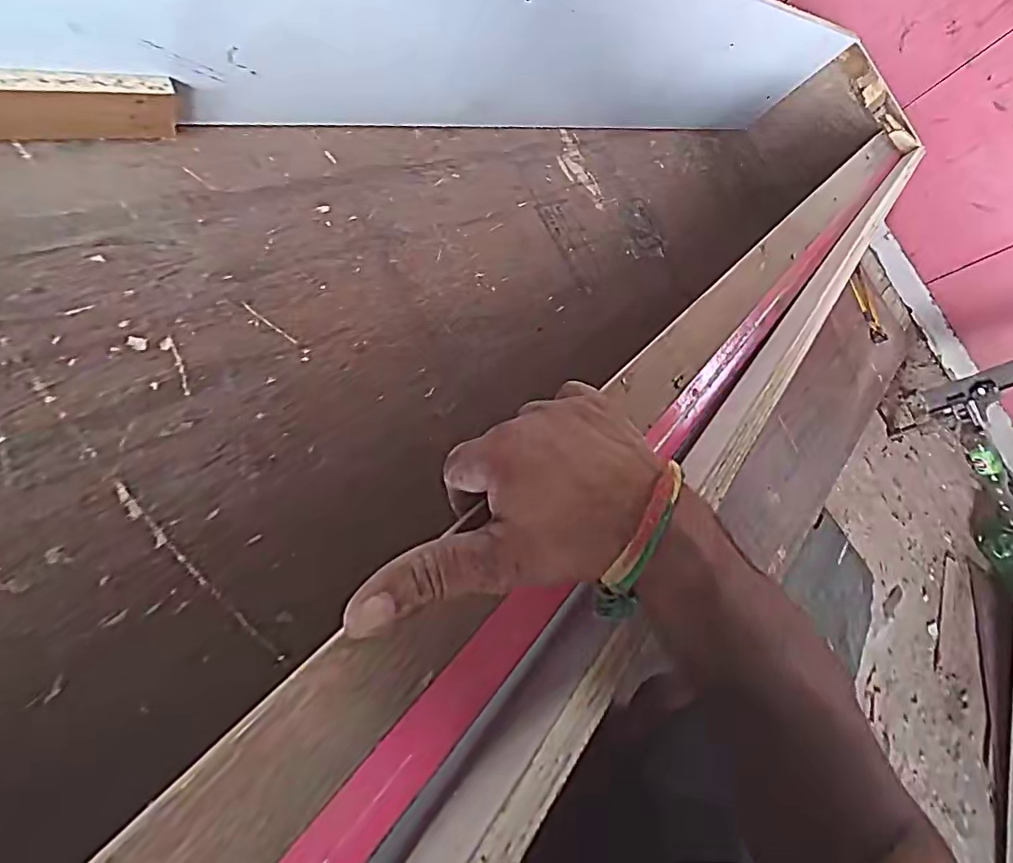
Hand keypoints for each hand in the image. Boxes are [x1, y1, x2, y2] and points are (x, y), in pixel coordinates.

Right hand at [342, 381, 662, 636]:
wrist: (649, 521)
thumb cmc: (582, 538)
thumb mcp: (497, 565)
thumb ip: (428, 577)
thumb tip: (363, 606)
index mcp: (495, 452)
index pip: (456, 471)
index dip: (473, 503)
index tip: (500, 523)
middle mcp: (526, 420)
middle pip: (492, 451)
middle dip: (505, 480)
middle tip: (537, 513)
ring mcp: (562, 408)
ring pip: (528, 432)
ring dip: (536, 456)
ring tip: (562, 491)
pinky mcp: (592, 405)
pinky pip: (563, 412)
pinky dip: (566, 433)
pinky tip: (579, 461)